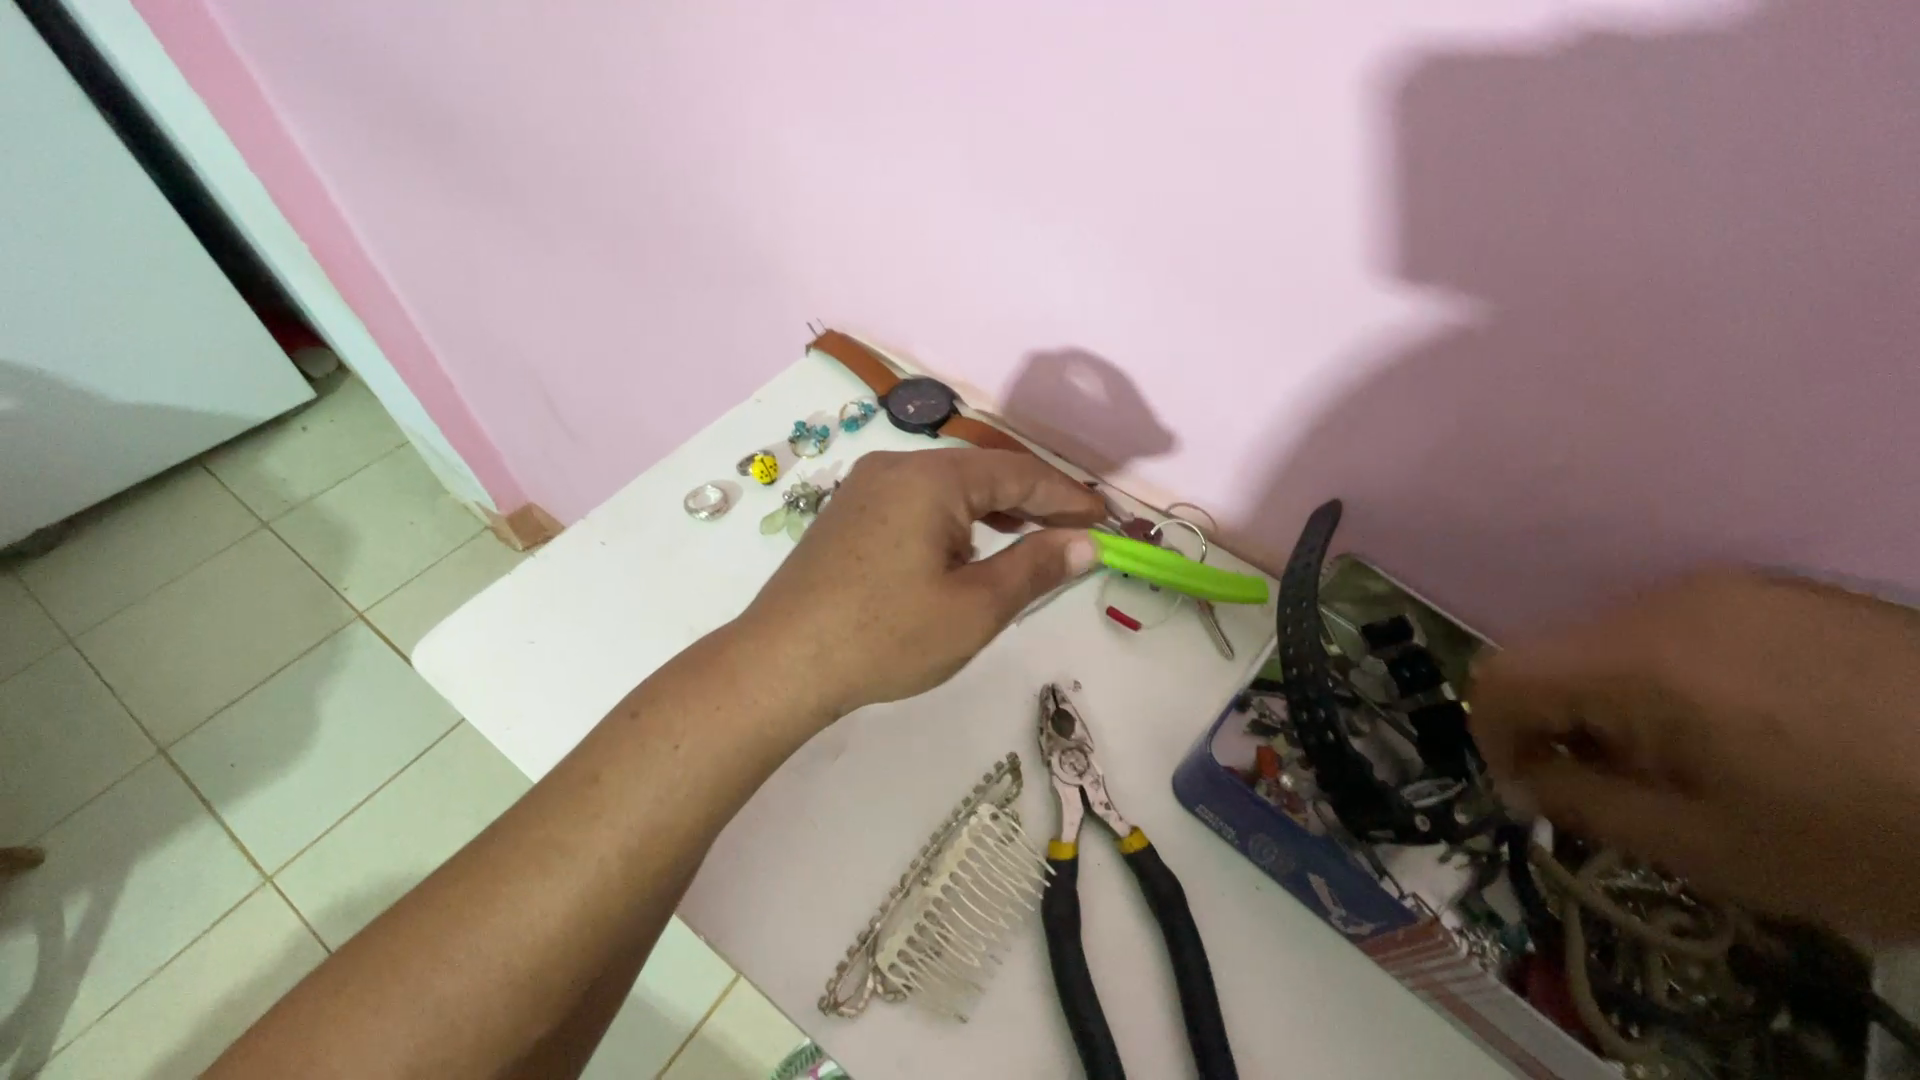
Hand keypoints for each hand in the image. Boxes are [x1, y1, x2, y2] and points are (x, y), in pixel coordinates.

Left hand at [738, 448, 1104, 724]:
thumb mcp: (974, 608)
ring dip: (993, 511)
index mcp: (930, 478)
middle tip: (1073, 534)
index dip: (1066, 496)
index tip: (1104, 520)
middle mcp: (896, 467)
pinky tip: (965, 550)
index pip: (1017, 473)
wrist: (780, 663)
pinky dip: (954, 521)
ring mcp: (865, 488)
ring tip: (1030, 541)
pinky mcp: (847, 514)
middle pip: (981, 473)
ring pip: (947, 488)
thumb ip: (1035, 567)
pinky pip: (916, 503)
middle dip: (1032, 502)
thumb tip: (1084, 542)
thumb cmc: (886, 636)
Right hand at [1472, 569, 1919, 940]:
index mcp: (1640, 661)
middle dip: (1560, 724)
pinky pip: (1676, 629)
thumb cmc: (1875, 836)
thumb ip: (1585, 806)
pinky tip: (1742, 728)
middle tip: (1615, 790)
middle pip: (1555, 655)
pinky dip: (1668, 678)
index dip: (1491, 737)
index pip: (1500, 676)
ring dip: (1614, 701)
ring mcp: (1731, 589)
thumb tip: (1526, 780)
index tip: (1532, 793)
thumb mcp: (1709, 849)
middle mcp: (1669, 604)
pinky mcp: (1782, 592)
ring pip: (1611, 640)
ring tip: (1687, 764)